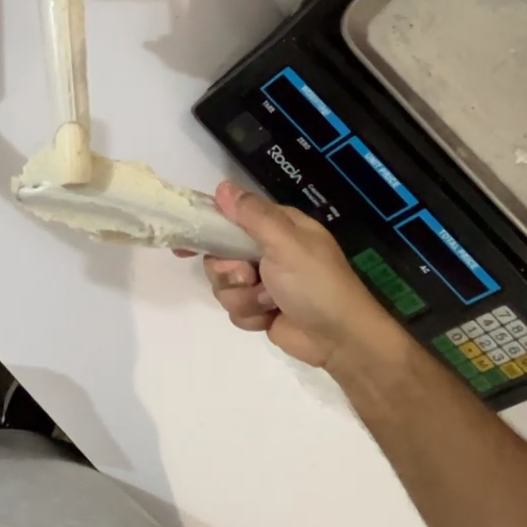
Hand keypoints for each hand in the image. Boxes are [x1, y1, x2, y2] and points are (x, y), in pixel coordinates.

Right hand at [197, 181, 404, 371]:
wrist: (341, 341)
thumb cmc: (317, 284)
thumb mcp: (286, 243)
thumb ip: (252, 215)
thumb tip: (223, 185)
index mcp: (277, 227)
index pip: (232, 216)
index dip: (207, 227)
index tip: (185, 241)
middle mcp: (267, 250)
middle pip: (218, 254)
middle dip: (229, 272)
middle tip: (249, 276)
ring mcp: (262, 281)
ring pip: (223, 284)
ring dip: (243, 297)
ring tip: (269, 302)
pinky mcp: (260, 308)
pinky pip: (233, 308)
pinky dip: (250, 314)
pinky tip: (270, 317)